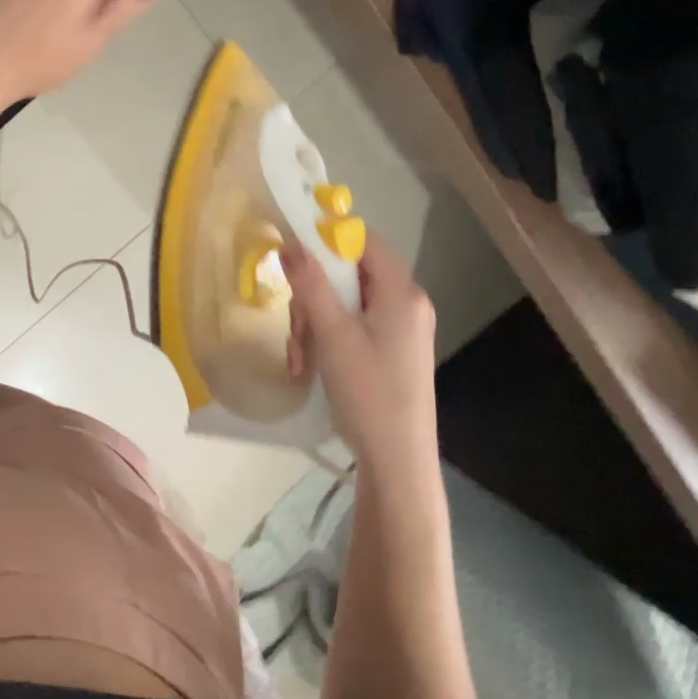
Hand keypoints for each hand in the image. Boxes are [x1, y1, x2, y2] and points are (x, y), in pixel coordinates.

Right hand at [282, 238, 438, 469]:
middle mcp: (407, 303)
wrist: (396, 458)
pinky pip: (352, 326)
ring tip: (301, 358)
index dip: (328, 240)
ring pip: (345, 302)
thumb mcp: (332, 335)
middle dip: (313, 296)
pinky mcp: (391, 350)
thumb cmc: (368, 392)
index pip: (365, 241)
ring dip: (314, 323)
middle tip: (297, 328)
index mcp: (402, 293)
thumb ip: (311, 285)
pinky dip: (327, 338)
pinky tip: (311, 366)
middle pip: (349, 274)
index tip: (293, 256)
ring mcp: (400, 328)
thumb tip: (291, 243)